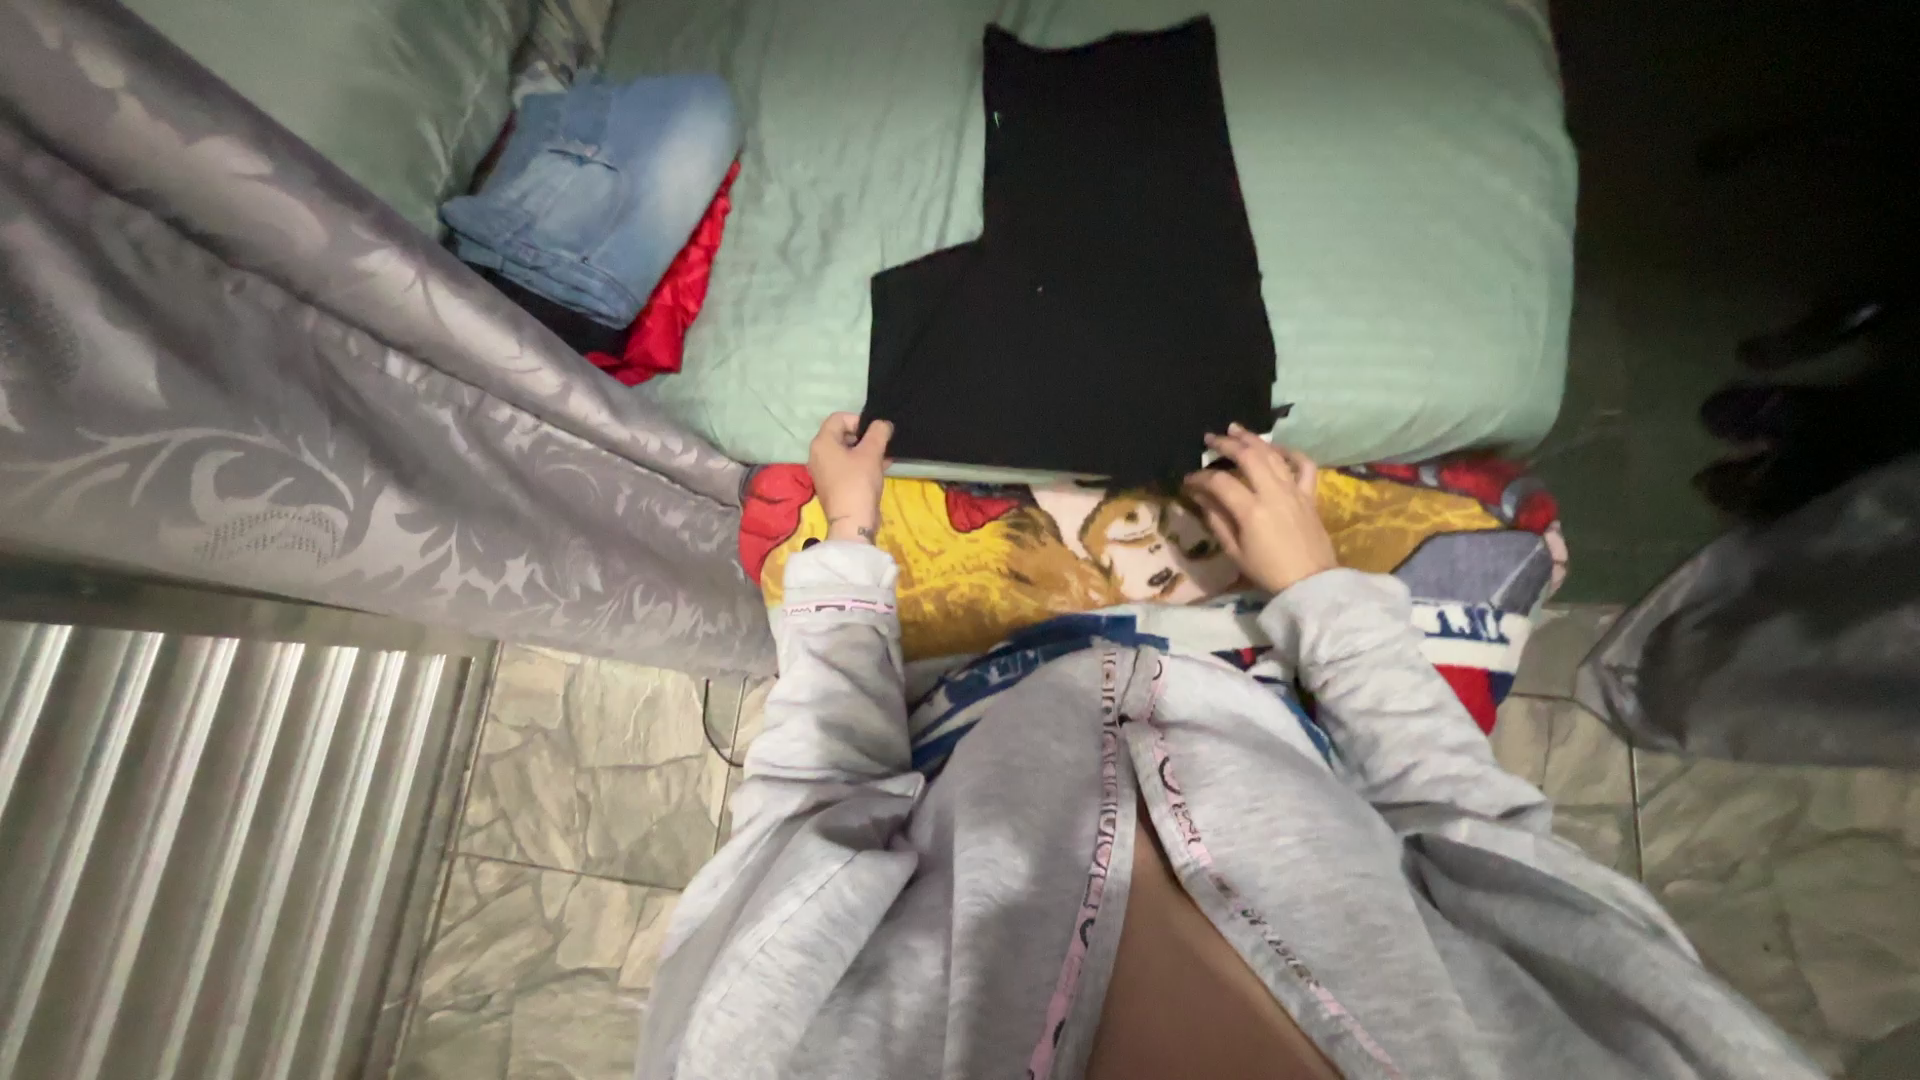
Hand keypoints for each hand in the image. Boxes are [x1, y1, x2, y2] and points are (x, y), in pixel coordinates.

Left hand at [808, 413, 891, 542]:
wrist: (852, 522)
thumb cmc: (858, 482)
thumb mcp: (871, 453)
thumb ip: (878, 432)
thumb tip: (883, 424)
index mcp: (822, 443)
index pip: (839, 418)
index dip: (859, 420)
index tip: (875, 433)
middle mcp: (818, 455)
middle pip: (841, 435)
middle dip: (864, 437)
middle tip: (882, 445)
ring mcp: (823, 471)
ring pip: (846, 452)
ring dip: (865, 452)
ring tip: (885, 458)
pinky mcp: (832, 485)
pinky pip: (846, 467)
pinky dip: (861, 465)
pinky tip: (880, 469)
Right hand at [1182, 424, 1336, 592]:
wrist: (1310, 583)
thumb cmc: (1267, 571)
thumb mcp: (1233, 550)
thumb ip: (1216, 519)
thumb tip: (1199, 495)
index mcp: (1251, 511)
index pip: (1219, 482)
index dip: (1200, 477)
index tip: (1188, 480)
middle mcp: (1273, 493)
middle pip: (1248, 456)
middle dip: (1226, 444)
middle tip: (1210, 438)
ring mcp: (1295, 491)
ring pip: (1273, 455)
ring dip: (1253, 439)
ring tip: (1236, 430)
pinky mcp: (1310, 495)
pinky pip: (1303, 466)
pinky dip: (1290, 453)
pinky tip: (1277, 449)